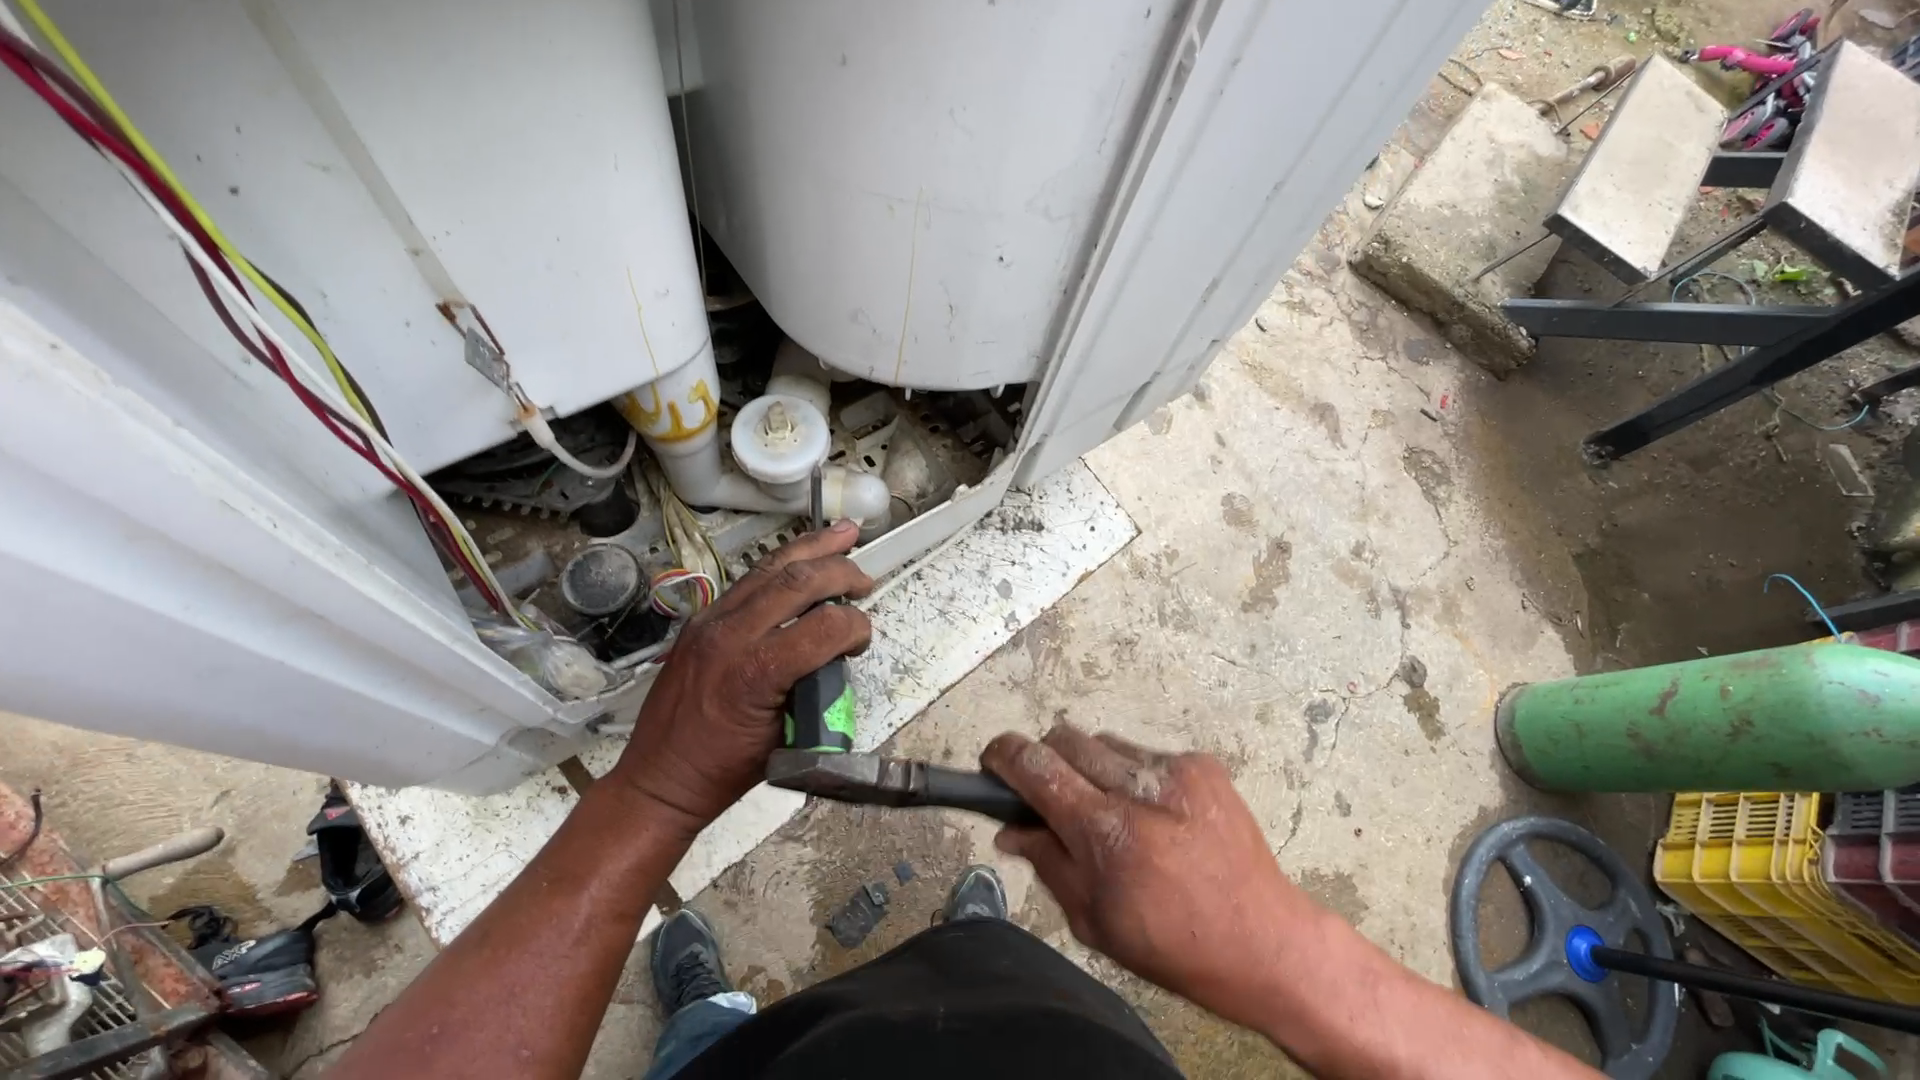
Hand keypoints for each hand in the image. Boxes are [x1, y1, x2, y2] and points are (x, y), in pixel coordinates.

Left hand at [611, 523, 873, 833]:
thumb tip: (835, 654)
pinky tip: (801, 558)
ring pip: (769, 568)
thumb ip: (814, 688)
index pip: (823, 626)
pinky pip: (748, 581)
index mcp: (755, 673)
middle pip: (796, 581)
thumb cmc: (724, 772)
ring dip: (812, 549)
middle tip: (865, 580)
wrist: (658, 779)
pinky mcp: (700, 620)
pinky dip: (782, 565)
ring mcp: (710, 622)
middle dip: (840, 571)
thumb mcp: (786, 737)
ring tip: (844, 533)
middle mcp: (729, 635)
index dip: (855, 627)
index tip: (862, 640)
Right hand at [983, 725, 1316, 1026]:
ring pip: (1103, 743)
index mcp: (1106, 832)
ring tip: (1109, 811)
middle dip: (1045, 761)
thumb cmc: (1170, 944)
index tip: (991, 762)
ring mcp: (1175, 769)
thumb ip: (1046, 862)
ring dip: (1090, 768)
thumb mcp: (1092, 919)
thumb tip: (1008, 827)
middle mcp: (1138, 787)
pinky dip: (1130, 776)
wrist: (1265, 941)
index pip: (1035, 766)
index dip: (1003, 756)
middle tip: (1051, 798)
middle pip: (1064, 739)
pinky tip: (1151, 814)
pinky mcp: (1202, 764)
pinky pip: (1143, 753)